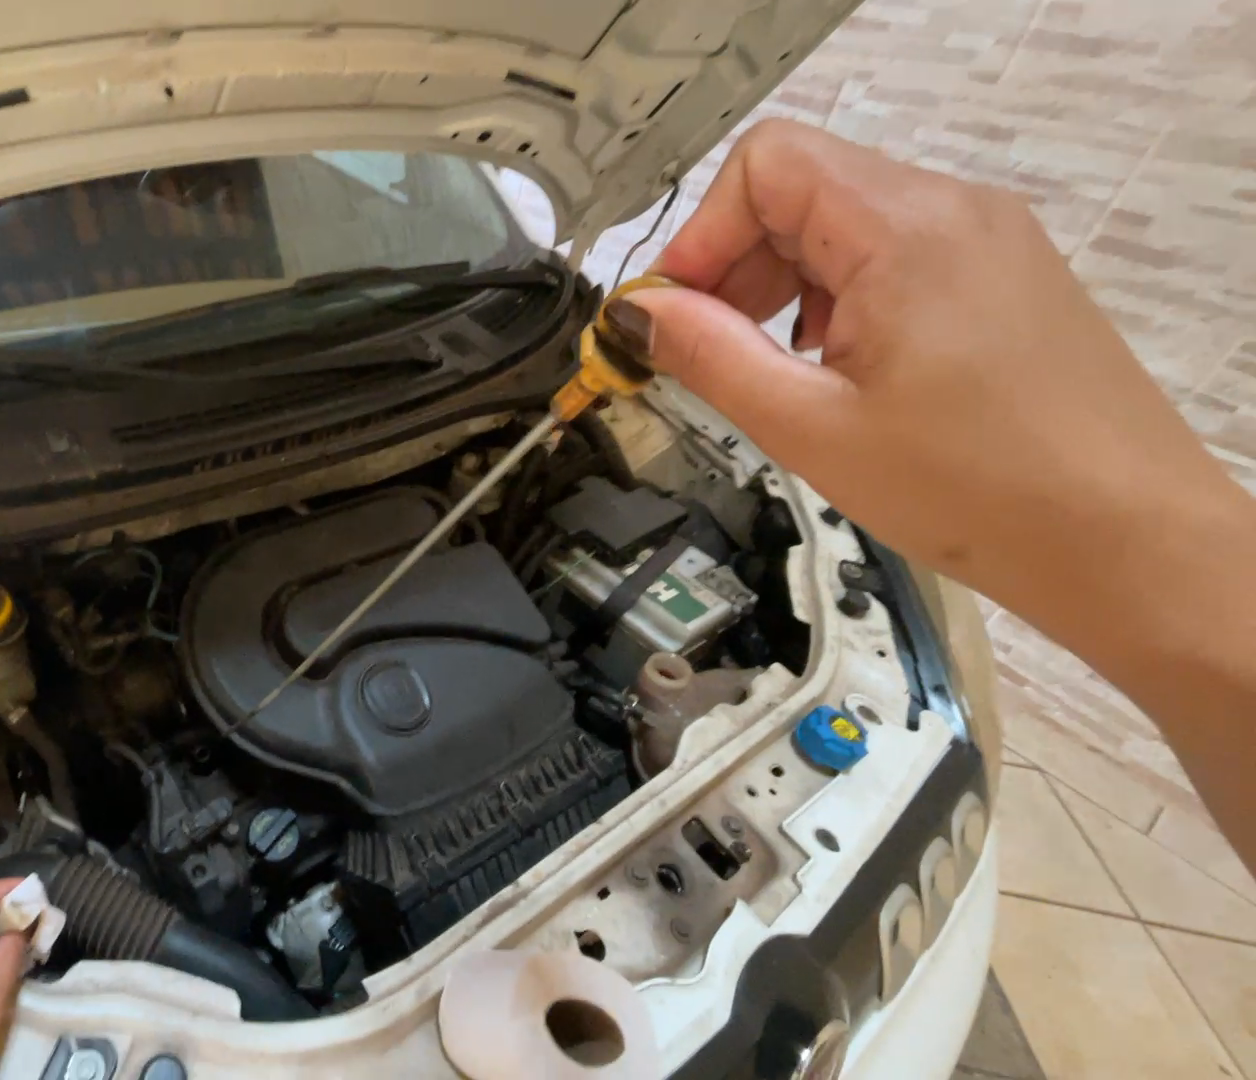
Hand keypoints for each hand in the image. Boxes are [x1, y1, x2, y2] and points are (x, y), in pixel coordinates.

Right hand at [624, 119, 1237, 608]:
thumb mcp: (805, 424)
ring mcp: (980, 240)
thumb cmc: (960, 486)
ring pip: (835, 226)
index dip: (700, 234)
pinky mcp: (993, 278)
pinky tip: (825, 369)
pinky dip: (823, 302)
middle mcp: (950, 209)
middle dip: (727, 266)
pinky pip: (880, 258)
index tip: (673, 316)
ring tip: (763, 369)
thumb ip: (708, 354)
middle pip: (797, 191)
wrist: (1123, 540)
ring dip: (771, 288)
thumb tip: (634, 312)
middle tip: (701, 354)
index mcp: (905, 229)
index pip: (766, 165)